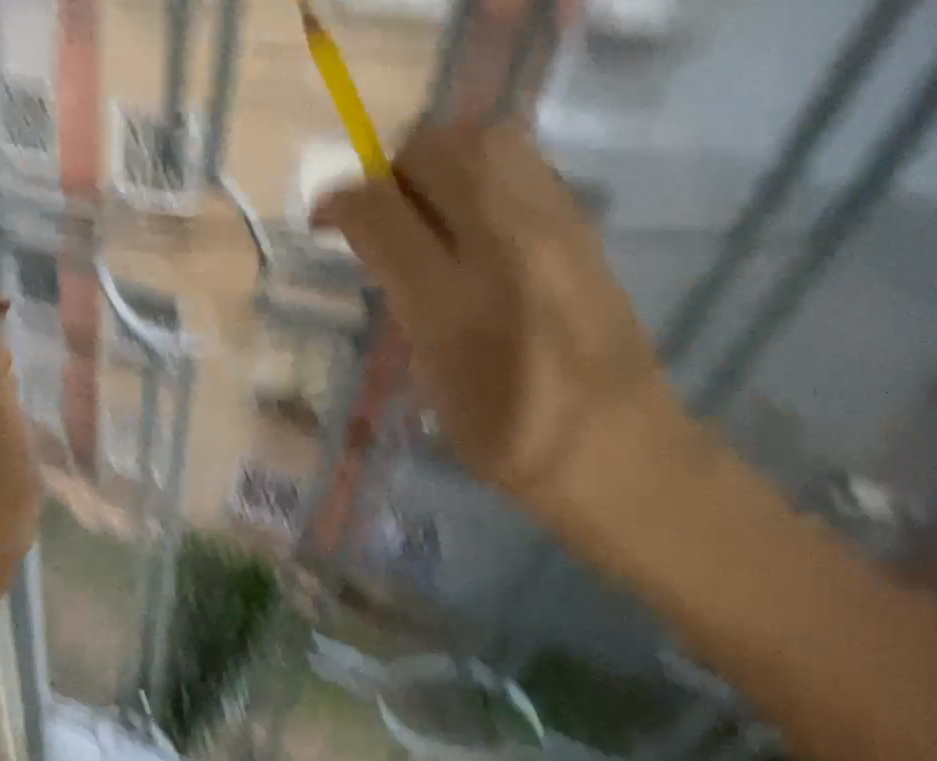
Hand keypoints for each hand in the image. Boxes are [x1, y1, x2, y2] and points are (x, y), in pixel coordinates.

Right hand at [313, 123, 678, 508]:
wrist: (612, 445)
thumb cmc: (506, 437)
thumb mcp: (431, 380)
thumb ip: (408, 305)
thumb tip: (386, 251)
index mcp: (454, 303)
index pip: (383, 213)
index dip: (341, 203)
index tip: (324, 219)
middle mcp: (505, 247)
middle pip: (438, 151)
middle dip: (394, 170)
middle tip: (384, 212)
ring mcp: (553, 225)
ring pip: (486, 140)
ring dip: (441, 160)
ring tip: (430, 208)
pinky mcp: (582, 223)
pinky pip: (522, 163)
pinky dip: (482, 173)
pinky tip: (476, 221)